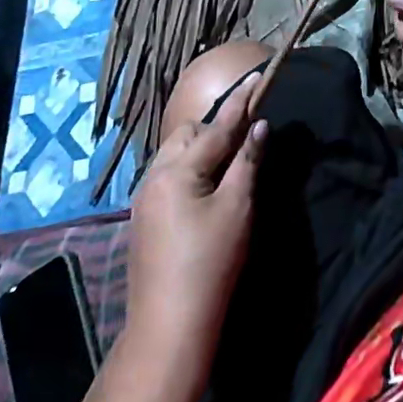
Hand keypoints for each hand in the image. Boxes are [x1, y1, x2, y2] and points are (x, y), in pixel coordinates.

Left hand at [127, 77, 266, 352]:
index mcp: (177, 169)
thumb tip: (258, 126)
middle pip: (187, 134)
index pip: (216, 126)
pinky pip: (168, 174)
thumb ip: (247, 162)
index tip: (257, 76)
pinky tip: (204, 187)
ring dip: (200, 148)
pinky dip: (189, 168)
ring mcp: (144, 197)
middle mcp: (154, 175)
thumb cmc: (211, 263)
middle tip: (245, 137)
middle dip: (215, 127)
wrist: (168, 325)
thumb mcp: (238, 208)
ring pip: (174, 153)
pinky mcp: (143, 216)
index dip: (240, 101)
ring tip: (227, 161)